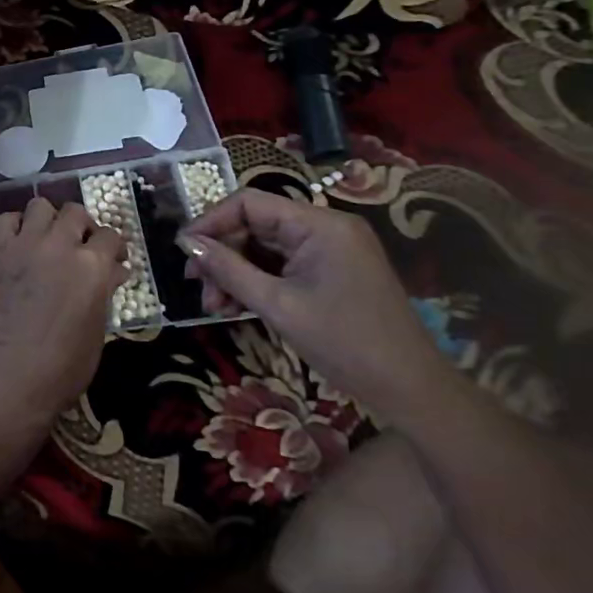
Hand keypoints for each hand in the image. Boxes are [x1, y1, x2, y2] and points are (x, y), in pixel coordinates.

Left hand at [0, 198, 127, 420]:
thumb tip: (115, 270)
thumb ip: (106, 286)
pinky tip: (23, 241)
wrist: (25, 367)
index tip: (113, 259)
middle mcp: (61, 245)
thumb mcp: (102, 319)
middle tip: (80, 246)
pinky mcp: (2, 252)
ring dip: (49, 219)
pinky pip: (6, 220)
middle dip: (82, 226)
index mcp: (94, 264)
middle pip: (75, 212)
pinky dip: (15, 225)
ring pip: (40, 206)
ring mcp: (28, 245)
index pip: (111, 235)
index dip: (114, 247)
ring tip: (50, 238)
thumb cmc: (73, 356)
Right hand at [176, 190, 456, 421]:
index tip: (182, 250)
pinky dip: (254, 282)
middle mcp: (325, 227)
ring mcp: (329, 250)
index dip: (210, 222)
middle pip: (254, 225)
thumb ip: (228, 269)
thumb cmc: (344, 342)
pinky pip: (280, 265)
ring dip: (233, 272)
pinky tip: (233, 306)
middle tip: (196, 287)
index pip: (249, 203)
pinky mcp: (329, 271)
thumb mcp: (277, 305)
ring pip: (263, 247)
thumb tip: (186, 244)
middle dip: (220, 254)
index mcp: (319, 225)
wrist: (410, 389)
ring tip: (213, 306)